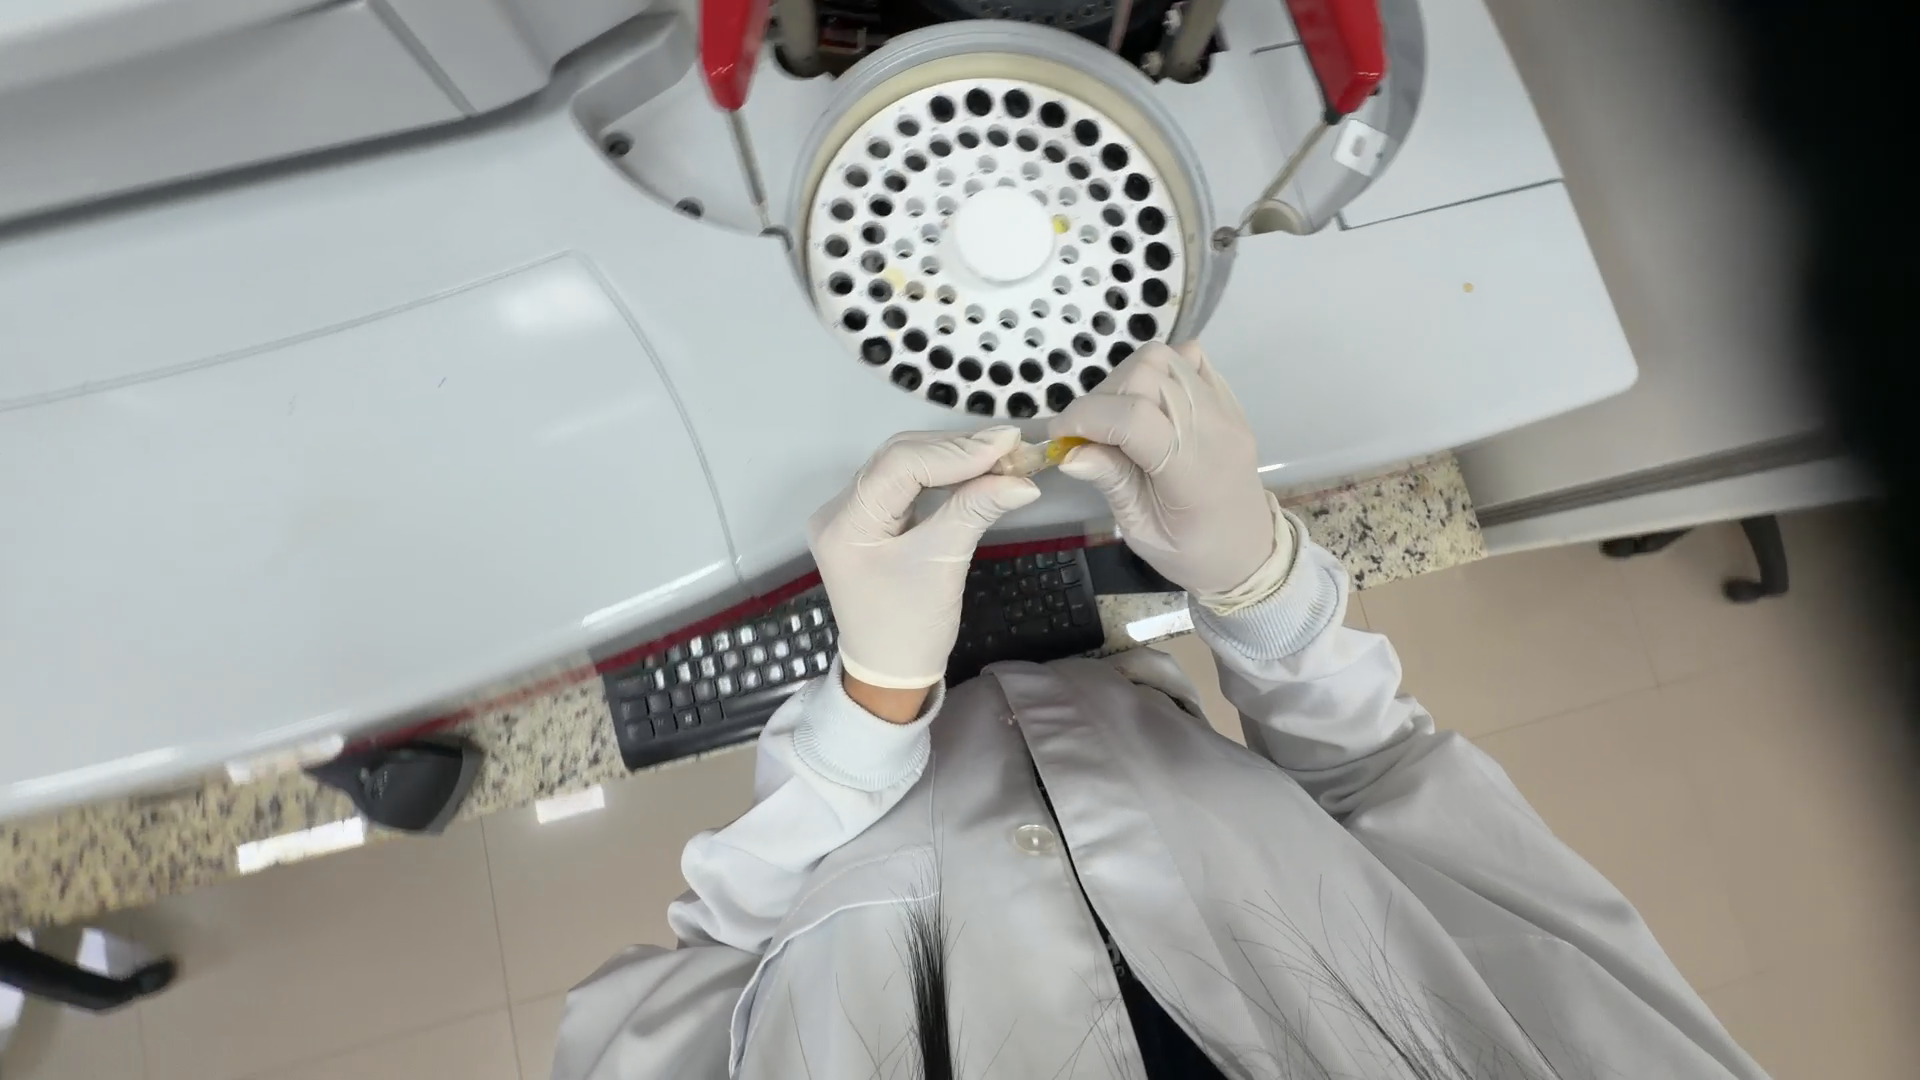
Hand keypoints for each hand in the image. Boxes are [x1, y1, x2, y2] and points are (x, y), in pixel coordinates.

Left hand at [808, 427, 1041, 703]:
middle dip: (957, 450)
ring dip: (952, 459)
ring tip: (1000, 455)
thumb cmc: (911, 628)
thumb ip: (975, 510)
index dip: (956, 450)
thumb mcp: (943, 564)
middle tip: (1010, 446)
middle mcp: (840, 510)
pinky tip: (975, 472)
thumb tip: (1023, 480)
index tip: (1007, 444)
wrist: (891, 673)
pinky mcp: (871, 521)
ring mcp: (852, 514)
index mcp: (845, 523)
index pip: (900, 464)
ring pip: (904, 467)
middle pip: (900, 458)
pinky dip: (942, 477)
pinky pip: (906, 486)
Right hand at [1048, 342, 1286, 606]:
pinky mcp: (1226, 400)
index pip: (1134, 417)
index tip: (1060, 437)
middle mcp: (1214, 428)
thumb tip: (1069, 454)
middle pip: (1146, 375)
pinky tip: (1147, 403)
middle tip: (1089, 434)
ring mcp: (1224, 408)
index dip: (1086, 418)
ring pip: (1164, 358)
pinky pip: (1188, 359)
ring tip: (1115, 418)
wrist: (1249, 553)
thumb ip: (1112, 482)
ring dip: (1126, 381)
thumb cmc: (1193, 554)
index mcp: (1193, 472)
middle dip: (1103, 399)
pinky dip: (1157, 371)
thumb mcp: (1142, 531)